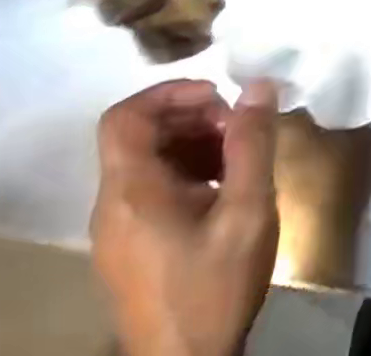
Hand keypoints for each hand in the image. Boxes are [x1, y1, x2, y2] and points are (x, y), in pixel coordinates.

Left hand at [92, 79, 279, 355]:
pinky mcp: (132, 246)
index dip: (171, 92)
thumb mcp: (247, 209)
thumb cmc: (215, 285)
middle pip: (138, 134)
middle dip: (193, 115)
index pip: (124, 116)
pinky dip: (188, 169)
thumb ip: (253, 144)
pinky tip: (224, 188)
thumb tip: (257, 85)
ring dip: (194, 141)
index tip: (220, 96)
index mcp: (131, 192)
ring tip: (239, 156)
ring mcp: (118, 229)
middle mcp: (112, 205)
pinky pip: (152, 187)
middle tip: (239, 126)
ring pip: (147, 160)